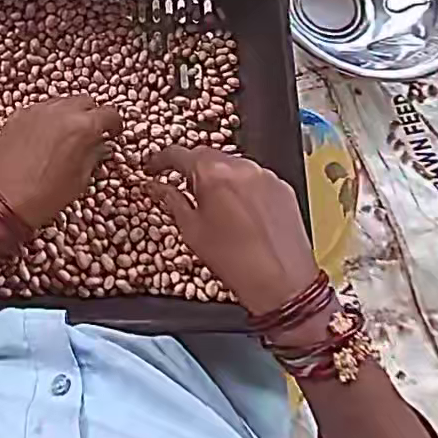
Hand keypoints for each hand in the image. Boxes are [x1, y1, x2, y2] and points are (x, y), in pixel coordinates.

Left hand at [0, 97, 121, 226]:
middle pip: (85, 101)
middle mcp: (60, 112)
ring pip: (61, 102)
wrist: (3, 199)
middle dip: (91, 115)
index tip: (112, 132)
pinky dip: (46, 118)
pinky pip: (39, 110)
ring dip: (68, 114)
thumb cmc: (44, 195)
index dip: (114, 124)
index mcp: (82, 127)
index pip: (109, 113)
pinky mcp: (17, 116)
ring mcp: (36, 111)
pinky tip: (44, 137)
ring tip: (65, 135)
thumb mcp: (80, 179)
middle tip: (89, 133)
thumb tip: (99, 144)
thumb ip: (93, 154)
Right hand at [145, 146, 317, 313]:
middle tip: (178, 184)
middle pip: (206, 155)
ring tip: (210, 202)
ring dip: (216, 175)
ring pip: (230, 164)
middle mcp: (241, 167)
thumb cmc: (236, 261)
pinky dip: (240, 185)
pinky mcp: (282, 187)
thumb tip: (157, 187)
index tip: (154, 168)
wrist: (283, 283)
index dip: (160, 160)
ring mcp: (264, 175)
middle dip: (190, 167)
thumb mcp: (191, 230)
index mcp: (213, 173)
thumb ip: (171, 200)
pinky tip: (236, 209)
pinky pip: (253, 176)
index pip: (178, 153)